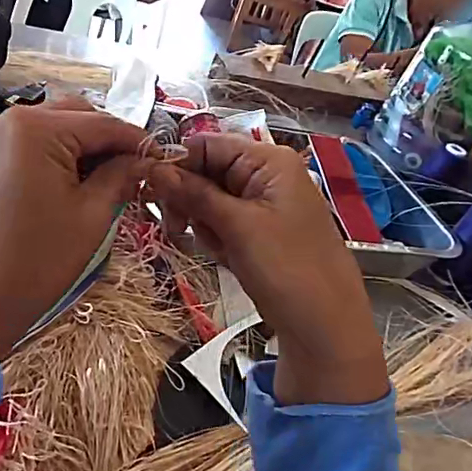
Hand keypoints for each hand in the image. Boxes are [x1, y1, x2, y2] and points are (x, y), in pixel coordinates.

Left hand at [0, 98, 150, 398]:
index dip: (137, 141)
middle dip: (107, 142)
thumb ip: (120, 176)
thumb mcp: (91, 216)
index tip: (162, 159)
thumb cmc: (35, 261)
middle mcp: (6, 120)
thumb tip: (142, 160)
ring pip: (51, 128)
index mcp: (34, 128)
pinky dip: (53, 156)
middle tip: (134, 174)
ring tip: (105, 184)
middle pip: (75, 116)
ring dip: (81, 148)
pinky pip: (28, 144)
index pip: (102, 122)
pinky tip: (72, 184)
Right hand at [148, 135, 386, 404]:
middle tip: (177, 225)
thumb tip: (152, 166)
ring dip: (200, 222)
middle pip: (203, 170)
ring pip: (206, 198)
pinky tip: (226, 256)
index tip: (147, 187)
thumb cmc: (288, 268)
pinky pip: (218, 221)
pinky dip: (214, 237)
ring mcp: (260, 202)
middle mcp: (264, 175)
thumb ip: (193, 192)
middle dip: (187, 198)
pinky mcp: (256, 228)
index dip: (174, 163)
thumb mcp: (236, 225)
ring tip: (217, 247)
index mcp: (268, 161)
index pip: (205, 144)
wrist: (324, 326)